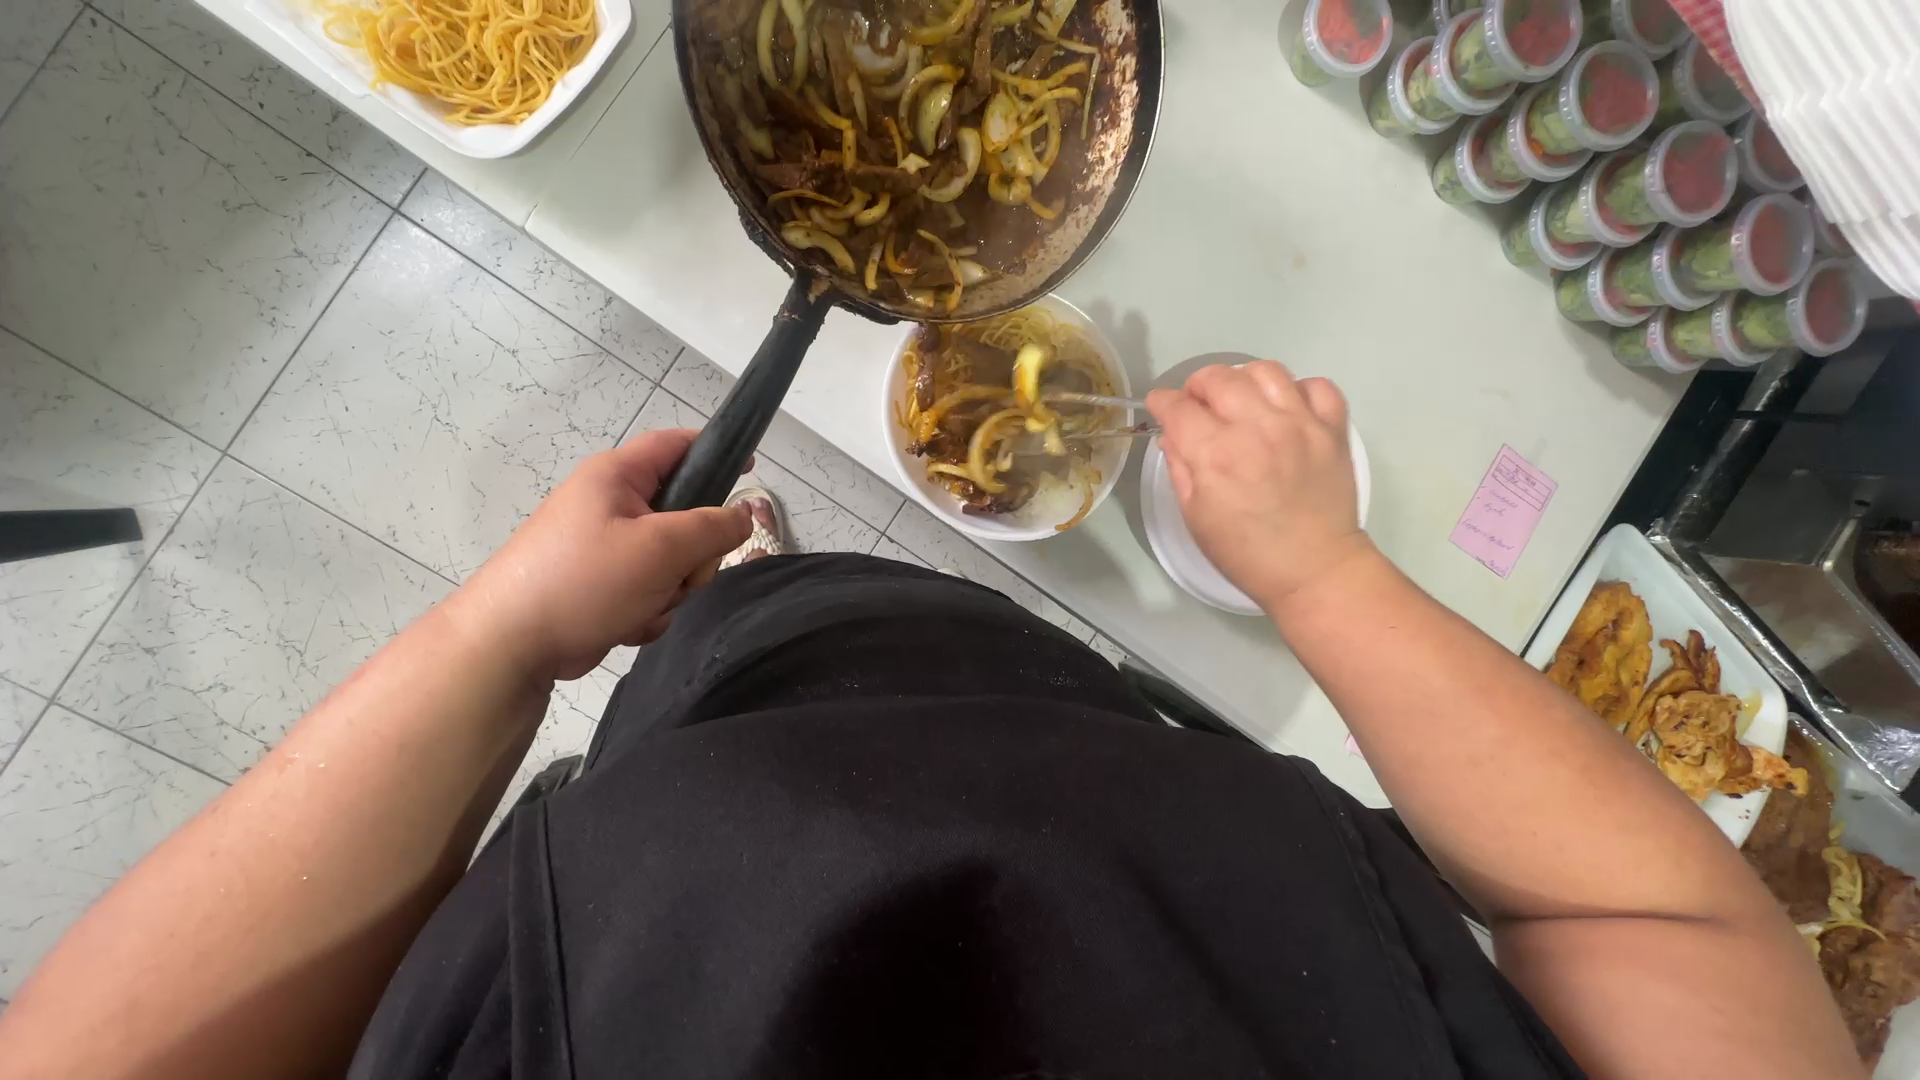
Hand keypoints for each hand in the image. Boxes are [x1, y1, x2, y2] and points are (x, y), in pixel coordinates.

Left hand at [445, 430, 751, 681]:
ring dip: (672, 587)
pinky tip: (628, 622)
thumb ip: (713, 528)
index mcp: (617, 477)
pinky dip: (649, 607)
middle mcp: (611, 504)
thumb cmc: (584, 580)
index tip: (749, 471)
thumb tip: (744, 516)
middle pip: (683, 514)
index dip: (716, 451)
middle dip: (694, 552)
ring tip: (646, 604)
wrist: (511, 644)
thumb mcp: (661, 548)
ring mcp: (605, 546)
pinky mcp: (602, 584)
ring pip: (672, 558)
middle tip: (688, 572)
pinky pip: (650, 588)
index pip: (676, 444)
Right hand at [1146, 362, 1372, 612]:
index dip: (1162, 403)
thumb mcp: (1194, 515)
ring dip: (1243, 380)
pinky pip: (1316, 386)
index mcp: (1215, 455)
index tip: (1160, 407)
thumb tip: (1174, 435)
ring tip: (1241, 401)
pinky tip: (1286, 410)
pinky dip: (1297, 390)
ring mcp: (1300, 424)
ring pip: (1266, 371)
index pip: (1178, 407)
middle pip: (1218, 378)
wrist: (1313, 570)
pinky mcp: (1332, 429)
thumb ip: (1181, 467)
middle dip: (1198, 386)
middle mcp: (1257, 428)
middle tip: (1198, 405)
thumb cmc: (1245, 552)